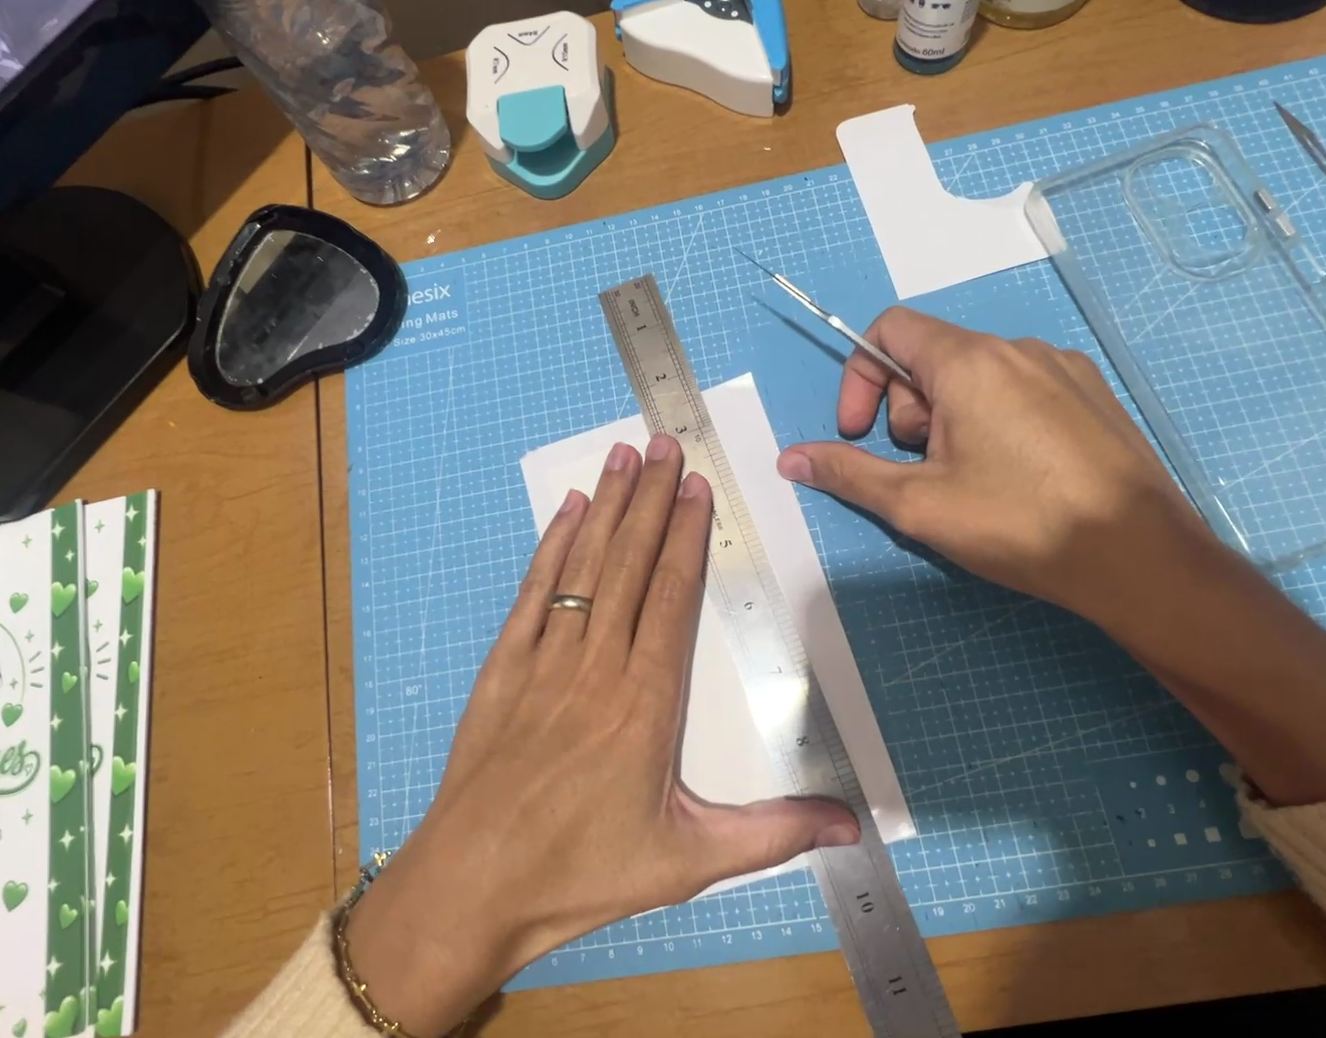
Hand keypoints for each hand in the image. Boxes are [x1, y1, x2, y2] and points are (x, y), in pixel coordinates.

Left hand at [345, 434, 857, 1035]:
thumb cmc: (582, 873)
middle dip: (650, 500)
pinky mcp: (502, 668)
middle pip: (629, 564)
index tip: (696, 485)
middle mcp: (597, 665)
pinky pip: (533, 594)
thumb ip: (773, 835)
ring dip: (606, 508)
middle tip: (663, 441)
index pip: (672, 597)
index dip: (686, 536)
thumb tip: (854, 827)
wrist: (472, 885)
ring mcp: (544, 660)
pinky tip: (567, 512)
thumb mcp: (688, 862)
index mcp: (646, 701)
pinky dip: (551, 548)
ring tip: (622, 455)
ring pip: (583, 567)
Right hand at [776, 307, 1216, 639]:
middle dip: (908, 410)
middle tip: (923, 470)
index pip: (890, 329)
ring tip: (970, 480)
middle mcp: (1017, 349)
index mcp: (970, 362)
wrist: (1141, 559)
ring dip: (949, 419)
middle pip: (931, 356)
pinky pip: (1020, 389)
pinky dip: (994, 420)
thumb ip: (847, 472)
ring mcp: (1063, 368)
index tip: (861, 434)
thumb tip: (788, 458)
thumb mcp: (917, 504)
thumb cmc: (1018, 525)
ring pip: (976, 376)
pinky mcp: (1093, 394)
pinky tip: (1016, 476)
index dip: (859, 378)